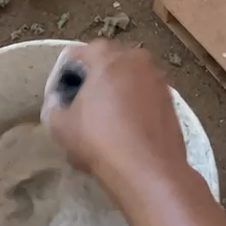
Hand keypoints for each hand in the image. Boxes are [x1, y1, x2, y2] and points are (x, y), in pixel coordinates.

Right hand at [43, 41, 190, 197]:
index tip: (59, 98)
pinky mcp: (171, 100)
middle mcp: (136, 59)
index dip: (62, 75)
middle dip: (91, 78)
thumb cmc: (100, 141)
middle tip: (79, 103)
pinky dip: (133, 103)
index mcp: (107, 57)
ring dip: (114, 90)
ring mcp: (158, 79)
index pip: (76, 54)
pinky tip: (124, 127)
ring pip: (127, 77)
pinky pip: (144, 94)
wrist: (150, 172)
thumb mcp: (61, 126)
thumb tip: (58, 105)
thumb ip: (54, 107)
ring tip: (103, 117)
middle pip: (105, 62)